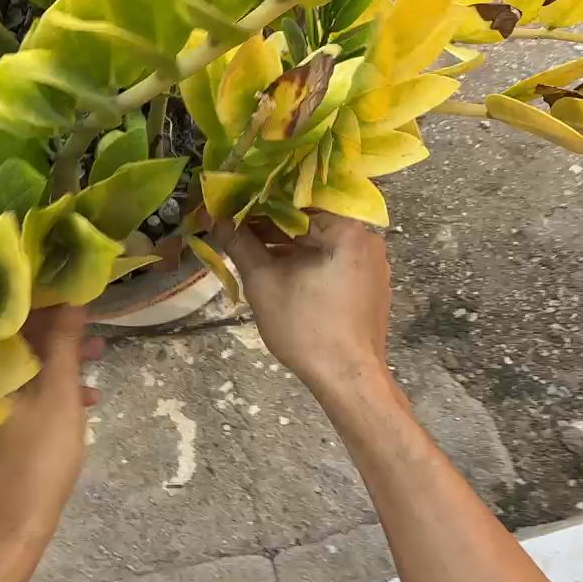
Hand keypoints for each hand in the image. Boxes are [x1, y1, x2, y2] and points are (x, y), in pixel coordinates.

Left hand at [0, 305, 102, 553]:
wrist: (9, 533)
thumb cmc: (37, 460)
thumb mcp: (60, 396)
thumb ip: (65, 343)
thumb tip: (69, 295)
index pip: (10, 317)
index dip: (47, 305)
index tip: (79, 300)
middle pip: (18, 344)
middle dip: (61, 337)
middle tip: (98, 338)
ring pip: (22, 371)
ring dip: (60, 365)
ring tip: (99, 366)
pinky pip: (18, 395)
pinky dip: (47, 392)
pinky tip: (80, 403)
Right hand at [226, 212, 392, 395]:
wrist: (348, 379)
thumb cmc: (306, 327)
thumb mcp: (263, 281)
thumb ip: (237, 242)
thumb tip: (210, 215)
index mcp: (347, 229)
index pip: (296, 202)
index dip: (259, 204)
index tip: (231, 207)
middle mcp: (367, 239)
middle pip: (310, 221)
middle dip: (271, 226)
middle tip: (236, 230)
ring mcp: (373, 264)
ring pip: (321, 242)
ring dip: (287, 245)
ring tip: (253, 251)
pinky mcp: (370, 285)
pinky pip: (334, 261)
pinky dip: (308, 261)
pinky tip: (282, 273)